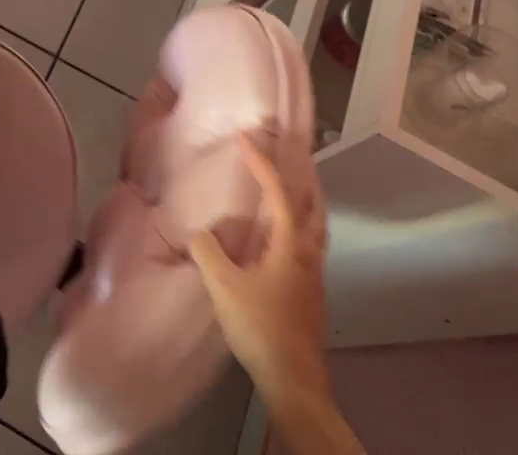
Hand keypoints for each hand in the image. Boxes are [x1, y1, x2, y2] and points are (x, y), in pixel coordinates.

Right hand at [189, 136, 361, 453]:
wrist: (294, 379)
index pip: (278, 193)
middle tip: (292, 154)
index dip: (261, 163)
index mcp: (290, 245)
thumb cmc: (259, 326)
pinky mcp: (311, 294)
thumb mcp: (222, 286)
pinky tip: (282, 238)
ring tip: (292, 188)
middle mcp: (309, 254)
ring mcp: (315, 276)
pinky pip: (310, 245)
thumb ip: (208, 252)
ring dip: (306, 201)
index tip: (245, 138)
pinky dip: (301, 226)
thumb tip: (200, 231)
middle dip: (304, 176)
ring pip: (316, 227)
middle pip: (314, 205)